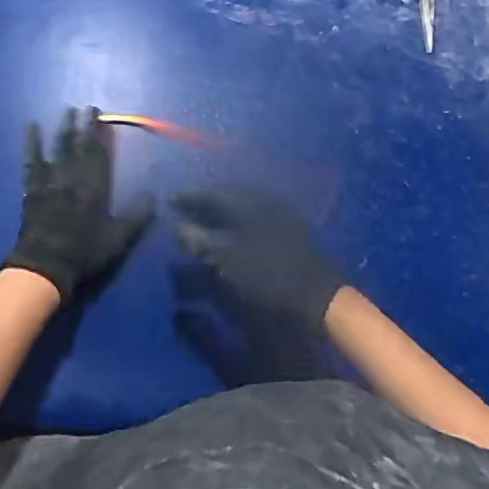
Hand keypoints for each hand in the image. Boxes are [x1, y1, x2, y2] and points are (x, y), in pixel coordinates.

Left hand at [2, 107, 155, 300]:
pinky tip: (31, 127)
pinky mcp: (32, 187)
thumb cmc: (84, 254)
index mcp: (94, 189)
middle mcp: (71, 178)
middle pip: (77, 145)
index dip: (100, 134)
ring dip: (62, 128)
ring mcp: (49, 181)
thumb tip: (153, 195)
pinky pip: (31, 159)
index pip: (98, 154)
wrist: (45, 265)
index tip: (101, 117)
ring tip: (66, 110)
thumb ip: (137, 217)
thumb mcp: (118, 240)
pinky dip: (31, 142)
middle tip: (86, 107)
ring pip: (56, 147)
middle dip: (82, 125)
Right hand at [171, 190, 343, 331]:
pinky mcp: (289, 227)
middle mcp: (261, 200)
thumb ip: (198, 238)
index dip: (186, 197)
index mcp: (245, 202)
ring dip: (219, 212)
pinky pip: (252, 214)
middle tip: (184, 211)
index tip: (168, 201)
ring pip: (239, 205)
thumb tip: (176, 225)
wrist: (320, 294)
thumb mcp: (226, 257)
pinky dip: (236, 220)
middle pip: (224, 196)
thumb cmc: (268, 274)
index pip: (208, 193)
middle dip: (202, 203)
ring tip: (203, 222)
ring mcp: (278, 212)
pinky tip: (230, 233)